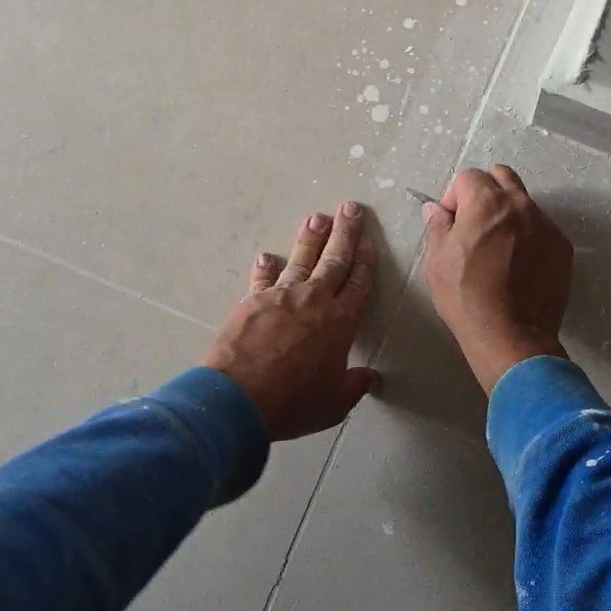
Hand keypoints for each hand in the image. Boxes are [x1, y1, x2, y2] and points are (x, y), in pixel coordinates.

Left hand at [205, 201, 380, 447]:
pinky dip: (267, 267)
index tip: (369, 242)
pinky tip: (267, 257)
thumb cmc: (294, 402)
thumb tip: (371, 378)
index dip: (366, 262)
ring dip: (310, 238)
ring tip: (317, 217)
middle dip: (345, 233)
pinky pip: (263, 278)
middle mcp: (314, 301)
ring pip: (301, 260)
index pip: (360, 284)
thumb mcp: (334, 402)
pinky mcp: (252, 302)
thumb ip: (354, 386)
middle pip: (334, 260)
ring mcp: (281, 297)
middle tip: (350, 208)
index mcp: (341, 323)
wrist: (239, 398)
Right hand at [421, 166, 573, 393]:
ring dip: (509, 215)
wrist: (512, 335)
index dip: (455, 196)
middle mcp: (521, 205)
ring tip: (498, 250)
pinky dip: (529, 238)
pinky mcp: (562, 248)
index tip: (451, 222)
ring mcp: (547, 226)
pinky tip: (518, 268)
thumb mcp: (437, 262)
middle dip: (485, 192)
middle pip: (502, 178)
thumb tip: (435, 209)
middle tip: (474, 224)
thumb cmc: (466, 297)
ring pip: (525, 204)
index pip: (469, 176)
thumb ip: (438, 227)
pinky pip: (542, 230)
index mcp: (487, 202)